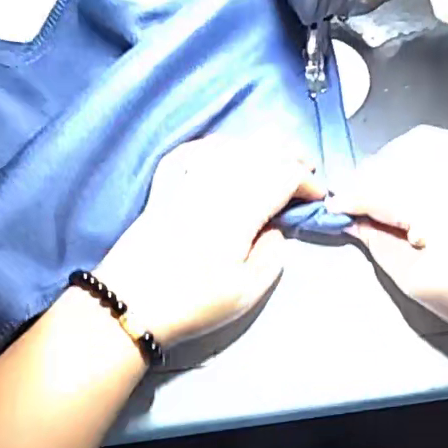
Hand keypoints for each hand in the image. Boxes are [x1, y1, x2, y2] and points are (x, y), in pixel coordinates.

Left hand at [94, 136, 323, 346]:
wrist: (129, 303)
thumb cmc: (192, 302)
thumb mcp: (246, 292)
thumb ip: (272, 255)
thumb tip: (277, 230)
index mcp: (241, 208)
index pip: (285, 174)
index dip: (308, 181)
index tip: (318, 196)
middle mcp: (216, 182)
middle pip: (261, 149)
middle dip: (290, 156)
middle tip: (304, 174)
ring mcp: (186, 180)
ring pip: (231, 144)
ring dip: (259, 148)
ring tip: (273, 162)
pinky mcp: (163, 186)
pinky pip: (193, 150)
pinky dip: (216, 146)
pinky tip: (223, 153)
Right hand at [330, 126, 447, 359]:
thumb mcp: (415, 280)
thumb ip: (380, 244)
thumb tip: (356, 223)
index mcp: (434, 203)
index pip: (377, 187)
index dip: (350, 198)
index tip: (335, 209)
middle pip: (396, 156)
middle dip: (370, 176)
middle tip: (360, 204)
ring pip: (422, 143)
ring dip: (396, 161)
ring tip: (388, 191)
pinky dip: (425, 158)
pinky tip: (420, 184)